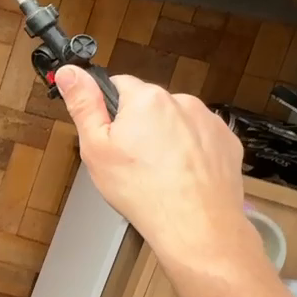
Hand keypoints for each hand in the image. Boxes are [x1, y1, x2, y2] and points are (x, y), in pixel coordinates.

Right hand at [54, 67, 260, 273]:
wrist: (195, 224)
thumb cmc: (144, 190)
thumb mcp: (96, 148)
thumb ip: (83, 105)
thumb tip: (70, 72)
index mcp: (146, 100)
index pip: (118, 84)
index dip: (107, 110)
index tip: (106, 134)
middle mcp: (181, 102)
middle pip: (148, 106)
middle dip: (136, 126)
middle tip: (127, 160)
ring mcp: (208, 122)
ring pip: (174, 122)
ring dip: (164, 138)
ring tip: (155, 172)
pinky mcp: (226, 142)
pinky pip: (198, 139)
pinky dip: (188, 152)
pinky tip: (178, 176)